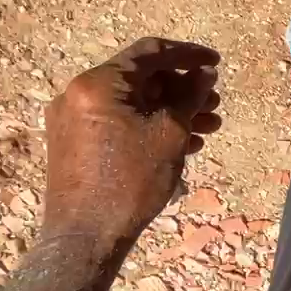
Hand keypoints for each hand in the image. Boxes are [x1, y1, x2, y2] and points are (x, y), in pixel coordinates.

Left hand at [41, 38, 221, 253]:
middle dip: (184, 89)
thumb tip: (204, 72)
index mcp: (98, 83)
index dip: (189, 54)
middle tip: (214, 102)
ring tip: (207, 127)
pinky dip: (151, 124)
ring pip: (134, 101)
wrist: (86, 237)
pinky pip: (120, 119)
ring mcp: (73, 119)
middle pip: (143, 77)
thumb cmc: (133, 179)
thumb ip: (191, 94)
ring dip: (172, 109)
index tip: (217, 63)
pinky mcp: (74, 141)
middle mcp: (78, 94)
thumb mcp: (171, 131)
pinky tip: (182, 142)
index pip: (151, 52)